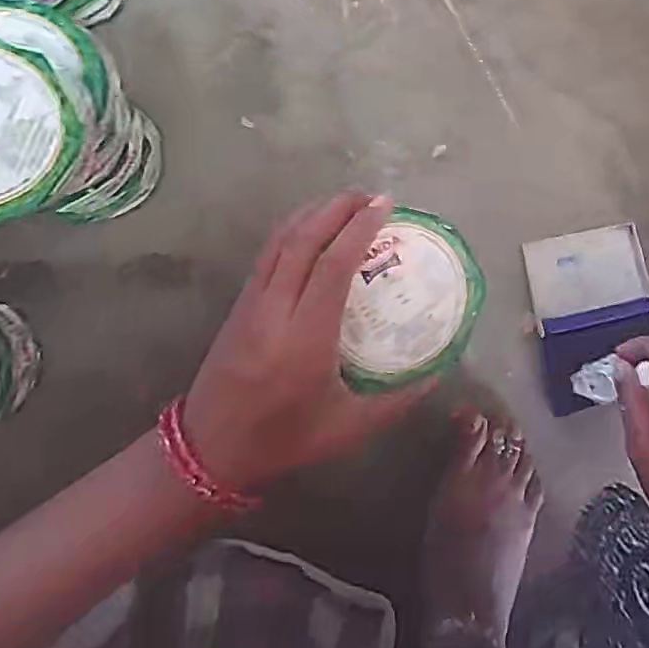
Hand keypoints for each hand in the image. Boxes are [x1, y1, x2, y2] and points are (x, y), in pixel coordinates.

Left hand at [182, 192, 434, 490]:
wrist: (208, 452)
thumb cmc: (284, 440)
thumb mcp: (350, 427)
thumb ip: (399, 399)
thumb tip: (440, 370)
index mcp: (306, 340)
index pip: (333, 265)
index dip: (360, 228)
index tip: (386, 206)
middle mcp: (275, 311)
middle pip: (304, 239)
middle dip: (339, 207)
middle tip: (372, 195)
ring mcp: (251, 303)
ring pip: (281, 239)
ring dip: (315, 211)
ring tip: (347, 201)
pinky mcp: (239, 303)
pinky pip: (268, 251)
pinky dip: (293, 228)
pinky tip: (312, 224)